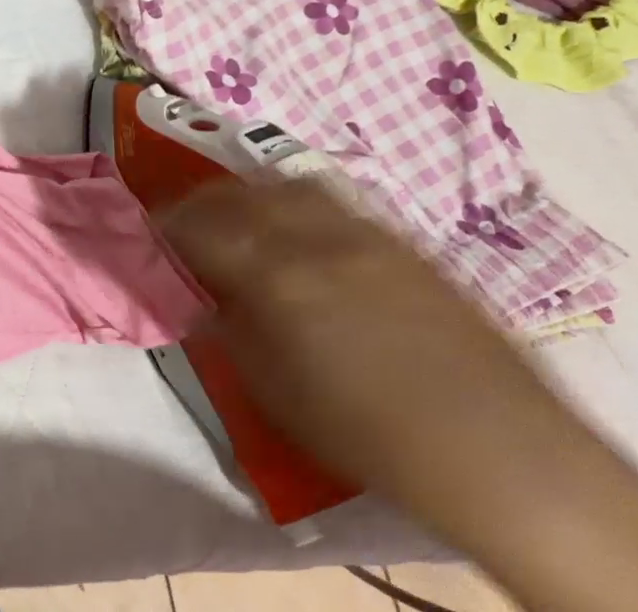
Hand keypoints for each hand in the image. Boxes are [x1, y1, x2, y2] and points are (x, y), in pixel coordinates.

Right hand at [161, 179, 637, 611]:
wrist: (494, 450)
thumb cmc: (363, 430)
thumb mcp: (268, 386)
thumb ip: (226, 328)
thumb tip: (199, 297)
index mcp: (274, 274)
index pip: (194, 226)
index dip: (160, 226)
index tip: (142, 236)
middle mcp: (316, 238)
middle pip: (239, 193)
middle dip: (199, 203)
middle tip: (181, 225)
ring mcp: (367, 236)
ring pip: (290, 186)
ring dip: (250, 194)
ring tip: (238, 220)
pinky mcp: (405, 246)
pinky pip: (336, 204)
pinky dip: (299, 206)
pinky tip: (298, 236)